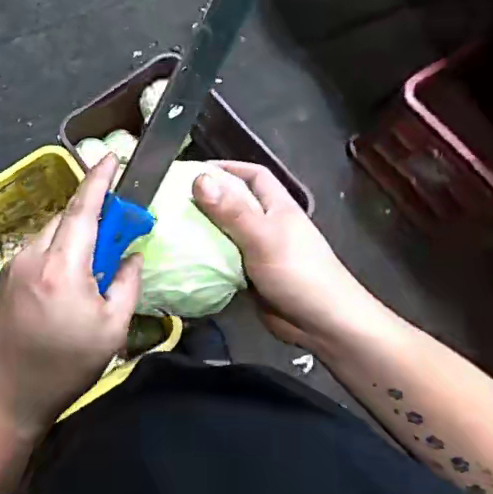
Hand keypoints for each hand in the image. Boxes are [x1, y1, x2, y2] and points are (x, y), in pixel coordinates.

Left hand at [0, 155, 142, 437]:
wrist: (9, 393)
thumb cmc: (66, 366)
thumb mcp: (112, 329)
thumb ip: (126, 284)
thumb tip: (131, 255)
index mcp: (62, 268)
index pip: (83, 210)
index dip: (98, 180)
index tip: (110, 158)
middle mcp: (31, 257)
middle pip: (66, 218)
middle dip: (92, 215)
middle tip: (116, 231)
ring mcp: (12, 266)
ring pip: (49, 234)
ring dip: (73, 236)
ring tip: (92, 265)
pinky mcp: (3, 277)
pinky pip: (35, 250)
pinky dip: (56, 251)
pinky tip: (66, 280)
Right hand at [191, 161, 395, 346]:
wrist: (323, 325)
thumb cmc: (298, 273)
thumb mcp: (262, 237)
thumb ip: (231, 211)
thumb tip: (199, 179)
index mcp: (277, 207)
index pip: (254, 175)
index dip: (228, 168)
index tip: (195, 170)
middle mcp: (268, 225)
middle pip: (234, 204)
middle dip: (206, 199)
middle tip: (171, 200)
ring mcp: (259, 252)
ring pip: (225, 234)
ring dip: (202, 230)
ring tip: (169, 226)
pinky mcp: (250, 277)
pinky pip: (223, 261)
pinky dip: (205, 258)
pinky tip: (182, 258)